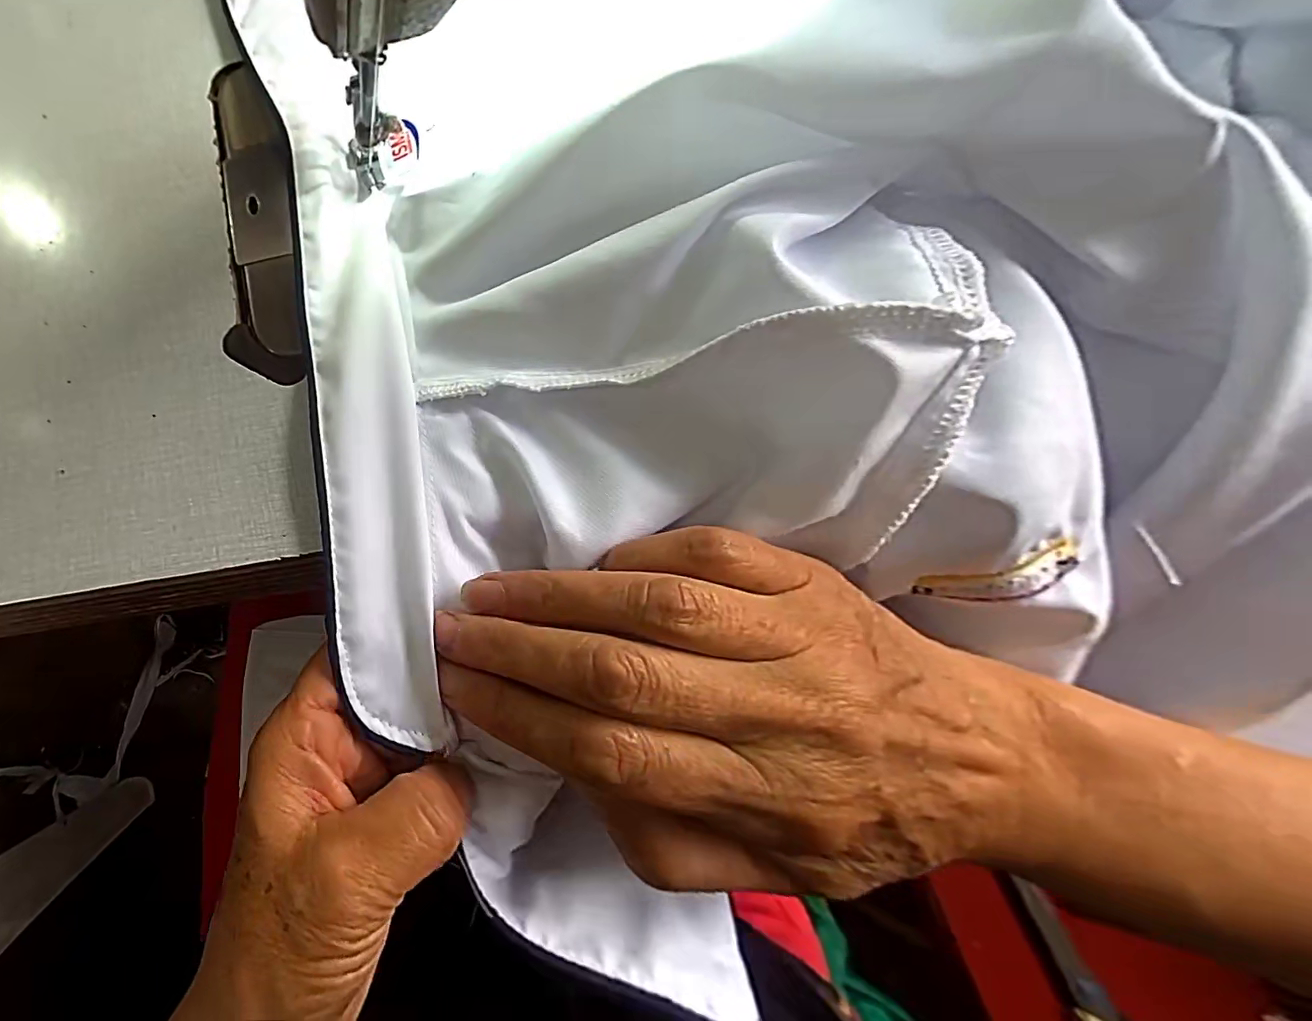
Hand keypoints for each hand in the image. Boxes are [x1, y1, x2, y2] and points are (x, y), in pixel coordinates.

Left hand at [177, 650, 471, 1019]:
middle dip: (435, 691)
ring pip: (411, 740)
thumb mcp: (343, 875)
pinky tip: (483, 776)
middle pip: (387, 695)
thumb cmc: (272, 953)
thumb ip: (410, 816)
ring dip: (449, 739)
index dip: (393, 642)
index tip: (446, 633)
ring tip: (494, 723)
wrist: (275, 1020)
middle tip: (486, 682)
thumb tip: (464, 777)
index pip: (344, 661)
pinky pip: (425, 785)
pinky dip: (454, 782)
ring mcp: (356, 792)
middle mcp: (326, 756)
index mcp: (297, 743)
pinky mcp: (381, 826)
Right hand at [435, 526, 1063, 898]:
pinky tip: (587, 569)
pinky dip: (631, 556)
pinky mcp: (803, 579)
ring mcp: (794, 634)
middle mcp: (777, 714)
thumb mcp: (760, 874)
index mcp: (763, 799)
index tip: (459, 685)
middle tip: (452, 630)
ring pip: (654, 606)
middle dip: (518, 649)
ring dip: (556, 596)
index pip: (610, 753)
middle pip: (620, 674)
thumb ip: (655, 840)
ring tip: (491, 593)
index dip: (521, 714)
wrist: (973, 751)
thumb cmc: (851, 819)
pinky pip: (703, 552)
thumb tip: (568, 765)